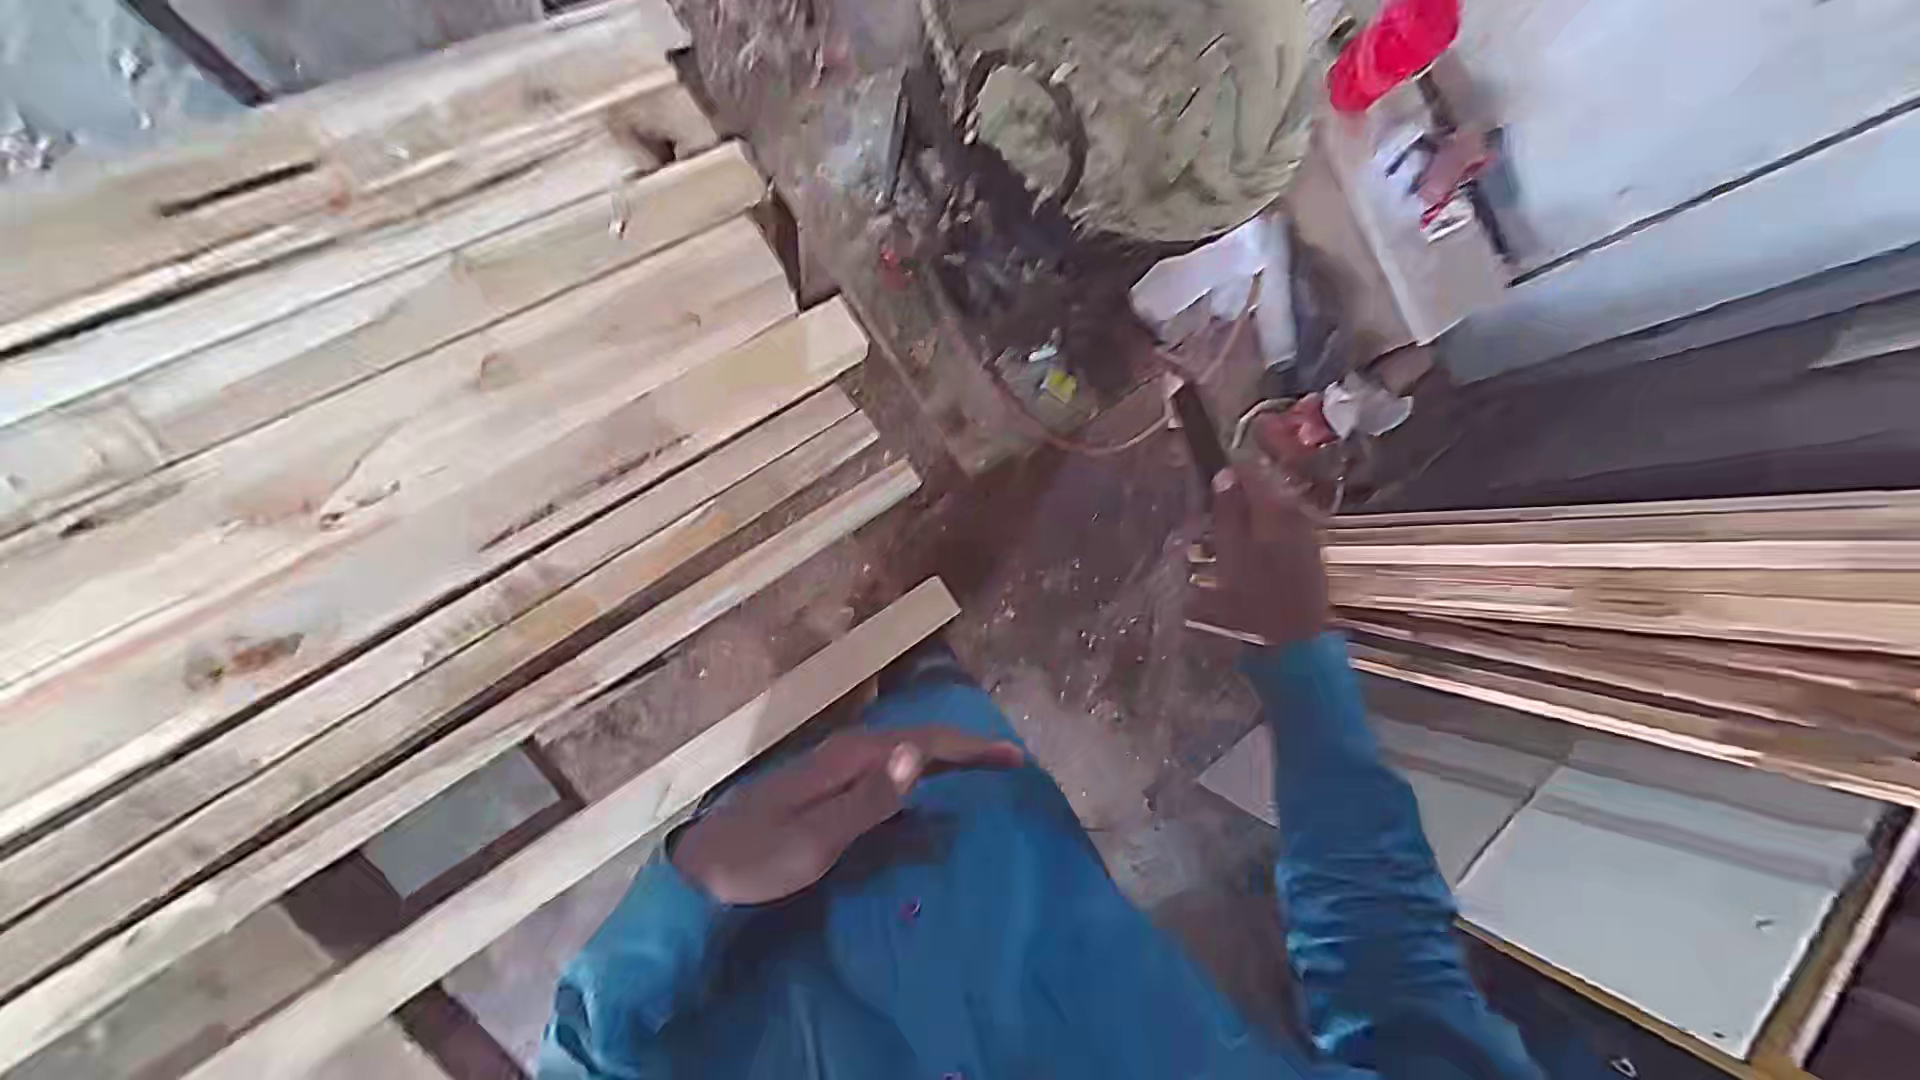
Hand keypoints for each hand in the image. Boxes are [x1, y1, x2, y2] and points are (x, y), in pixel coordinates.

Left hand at [671, 726, 1024, 904]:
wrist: (704, 865)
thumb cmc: (760, 856)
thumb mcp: (815, 838)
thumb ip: (869, 798)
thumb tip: (918, 754)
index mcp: (854, 757)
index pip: (927, 744)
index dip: (972, 749)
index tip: (1014, 758)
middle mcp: (853, 751)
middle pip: (922, 742)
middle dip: (967, 749)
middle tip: (1010, 762)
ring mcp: (842, 766)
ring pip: (909, 754)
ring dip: (948, 759)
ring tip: (984, 768)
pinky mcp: (835, 784)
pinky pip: (892, 772)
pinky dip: (923, 776)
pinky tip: (931, 789)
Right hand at [1185, 463, 1329, 647]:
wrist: (1295, 640)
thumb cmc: (1255, 598)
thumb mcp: (1230, 552)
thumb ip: (1227, 511)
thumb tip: (1223, 473)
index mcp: (1276, 508)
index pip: (1250, 471)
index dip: (1224, 472)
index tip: (1202, 482)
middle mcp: (1297, 512)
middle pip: (1261, 489)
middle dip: (1234, 496)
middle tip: (1206, 515)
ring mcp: (1307, 533)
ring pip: (1269, 510)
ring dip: (1244, 517)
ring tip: (1220, 537)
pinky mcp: (1308, 553)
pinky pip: (1278, 529)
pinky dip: (1258, 534)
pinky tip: (1244, 553)